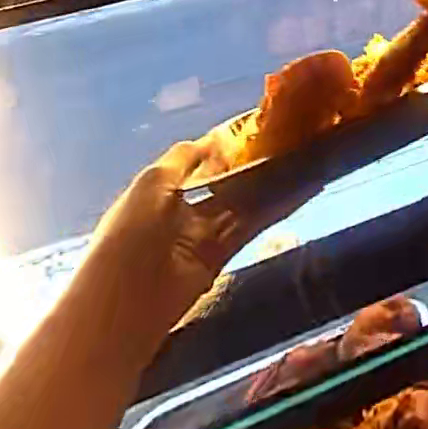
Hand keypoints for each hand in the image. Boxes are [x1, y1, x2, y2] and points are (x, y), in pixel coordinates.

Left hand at [90, 139, 309, 321]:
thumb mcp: (151, 183)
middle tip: (293, 138)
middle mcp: (185, 206)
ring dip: (273, 182)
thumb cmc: (130, 235)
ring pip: (245, 200)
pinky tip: (301, 191)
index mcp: (163, 186)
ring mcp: (204, 232)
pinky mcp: (222, 255)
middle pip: (228, 177)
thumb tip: (215, 139)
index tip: (262, 122)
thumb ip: (184, 158)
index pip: (203, 157)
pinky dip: (276, 208)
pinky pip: (252, 224)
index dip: (230, 141)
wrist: (121, 306)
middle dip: (256, 160)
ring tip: (306, 160)